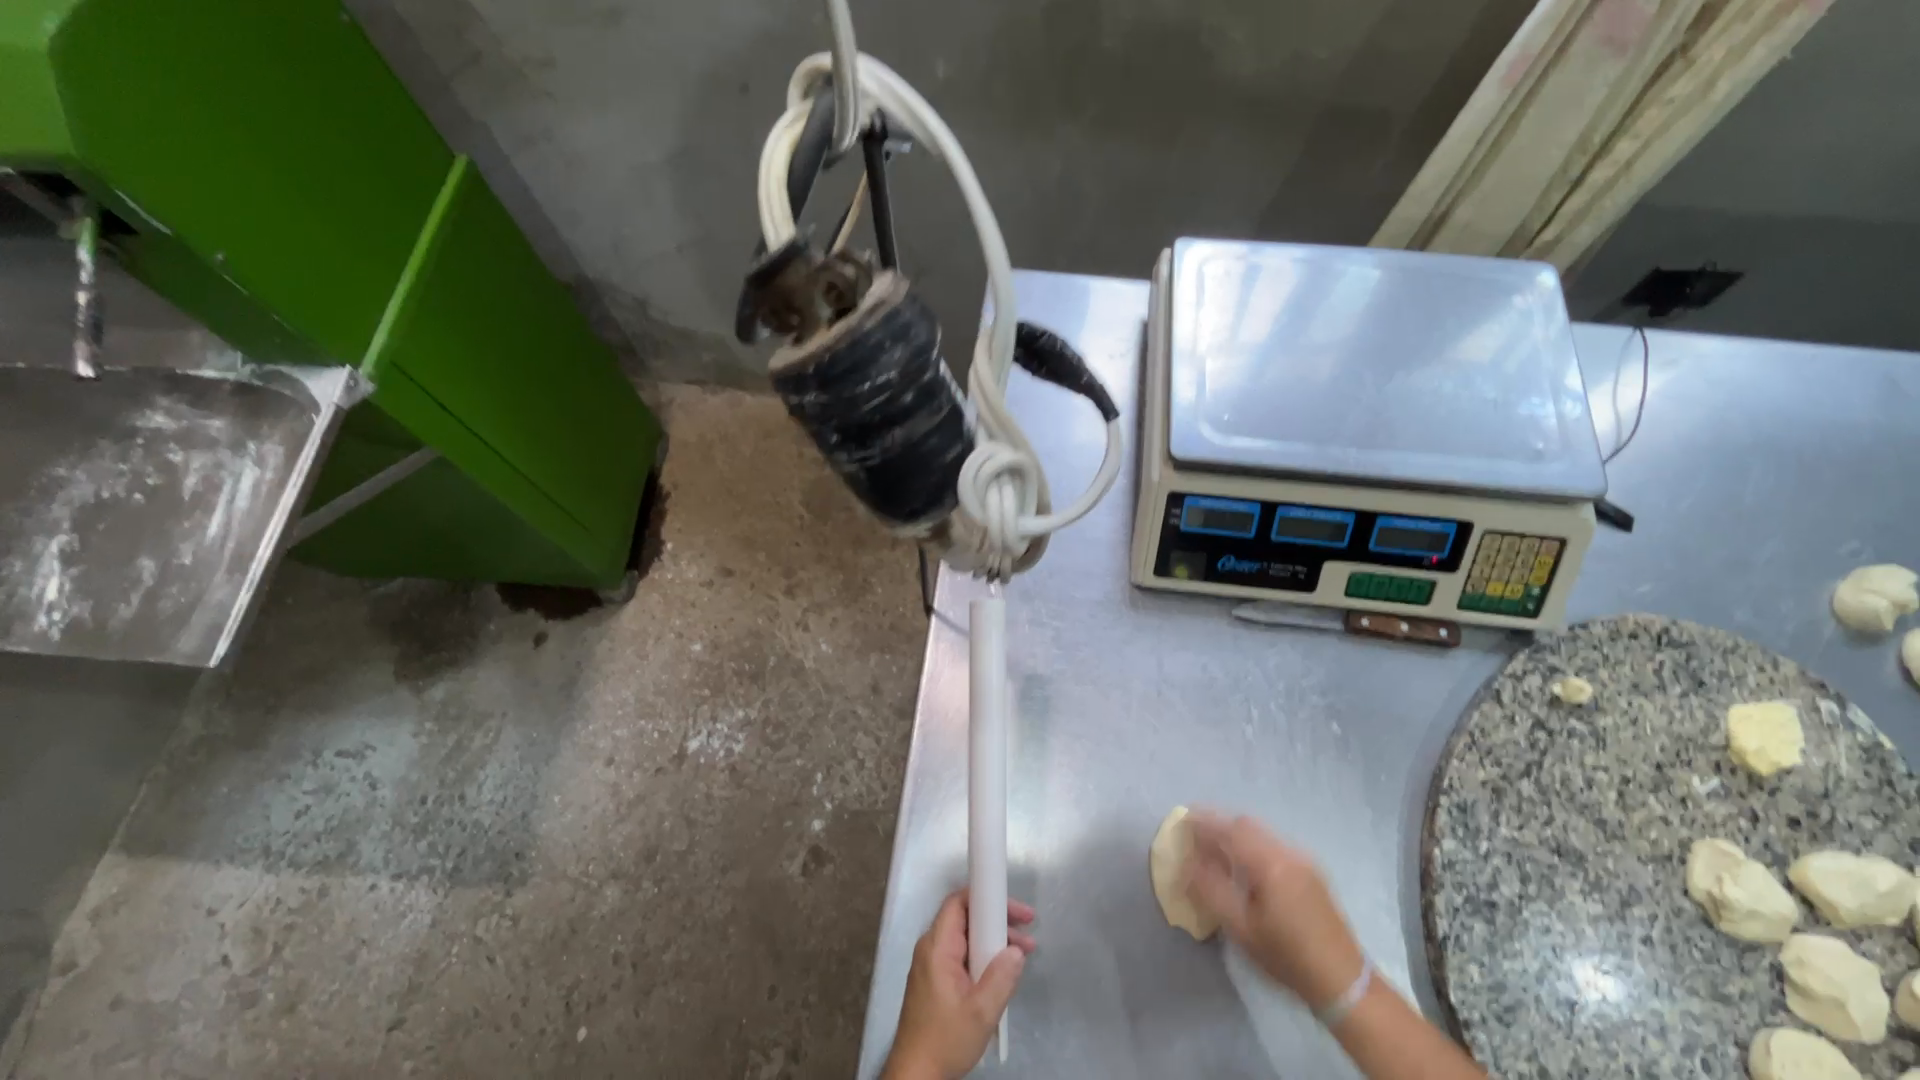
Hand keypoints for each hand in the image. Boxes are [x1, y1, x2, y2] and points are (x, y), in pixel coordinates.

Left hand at [882, 889, 1036, 1079]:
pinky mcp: (936, 981)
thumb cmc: (946, 1039)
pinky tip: (1003, 972)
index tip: (1017, 911)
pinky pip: (962, 956)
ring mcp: (932, 965)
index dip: (988, 898)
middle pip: (965, 918)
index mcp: (937, 948)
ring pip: (966, 938)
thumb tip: (1016, 950)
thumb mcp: (981, 1011)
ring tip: (1024, 954)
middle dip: (998, 921)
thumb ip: (1001, 977)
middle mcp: (931, 949)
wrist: (916, 1074)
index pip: (958, 903)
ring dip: (994, 941)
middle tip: (1028, 932)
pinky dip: (984, 957)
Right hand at [1182, 812, 1366, 1011]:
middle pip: (1246, 824)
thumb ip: (1210, 890)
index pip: (1229, 829)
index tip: (1180, 823)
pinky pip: (1274, 845)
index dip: (1202, 823)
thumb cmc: (1285, 957)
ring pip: (1261, 833)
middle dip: (1217, 826)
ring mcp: (1303, 860)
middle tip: (1194, 839)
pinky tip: (1244, 868)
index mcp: (1270, 863)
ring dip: (1235, 836)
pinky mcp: (1311, 871)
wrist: (1342, 979)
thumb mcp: (1240, 928)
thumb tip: (1186, 864)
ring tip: (1215, 854)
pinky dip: (1252, 846)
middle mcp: (1288, 852)